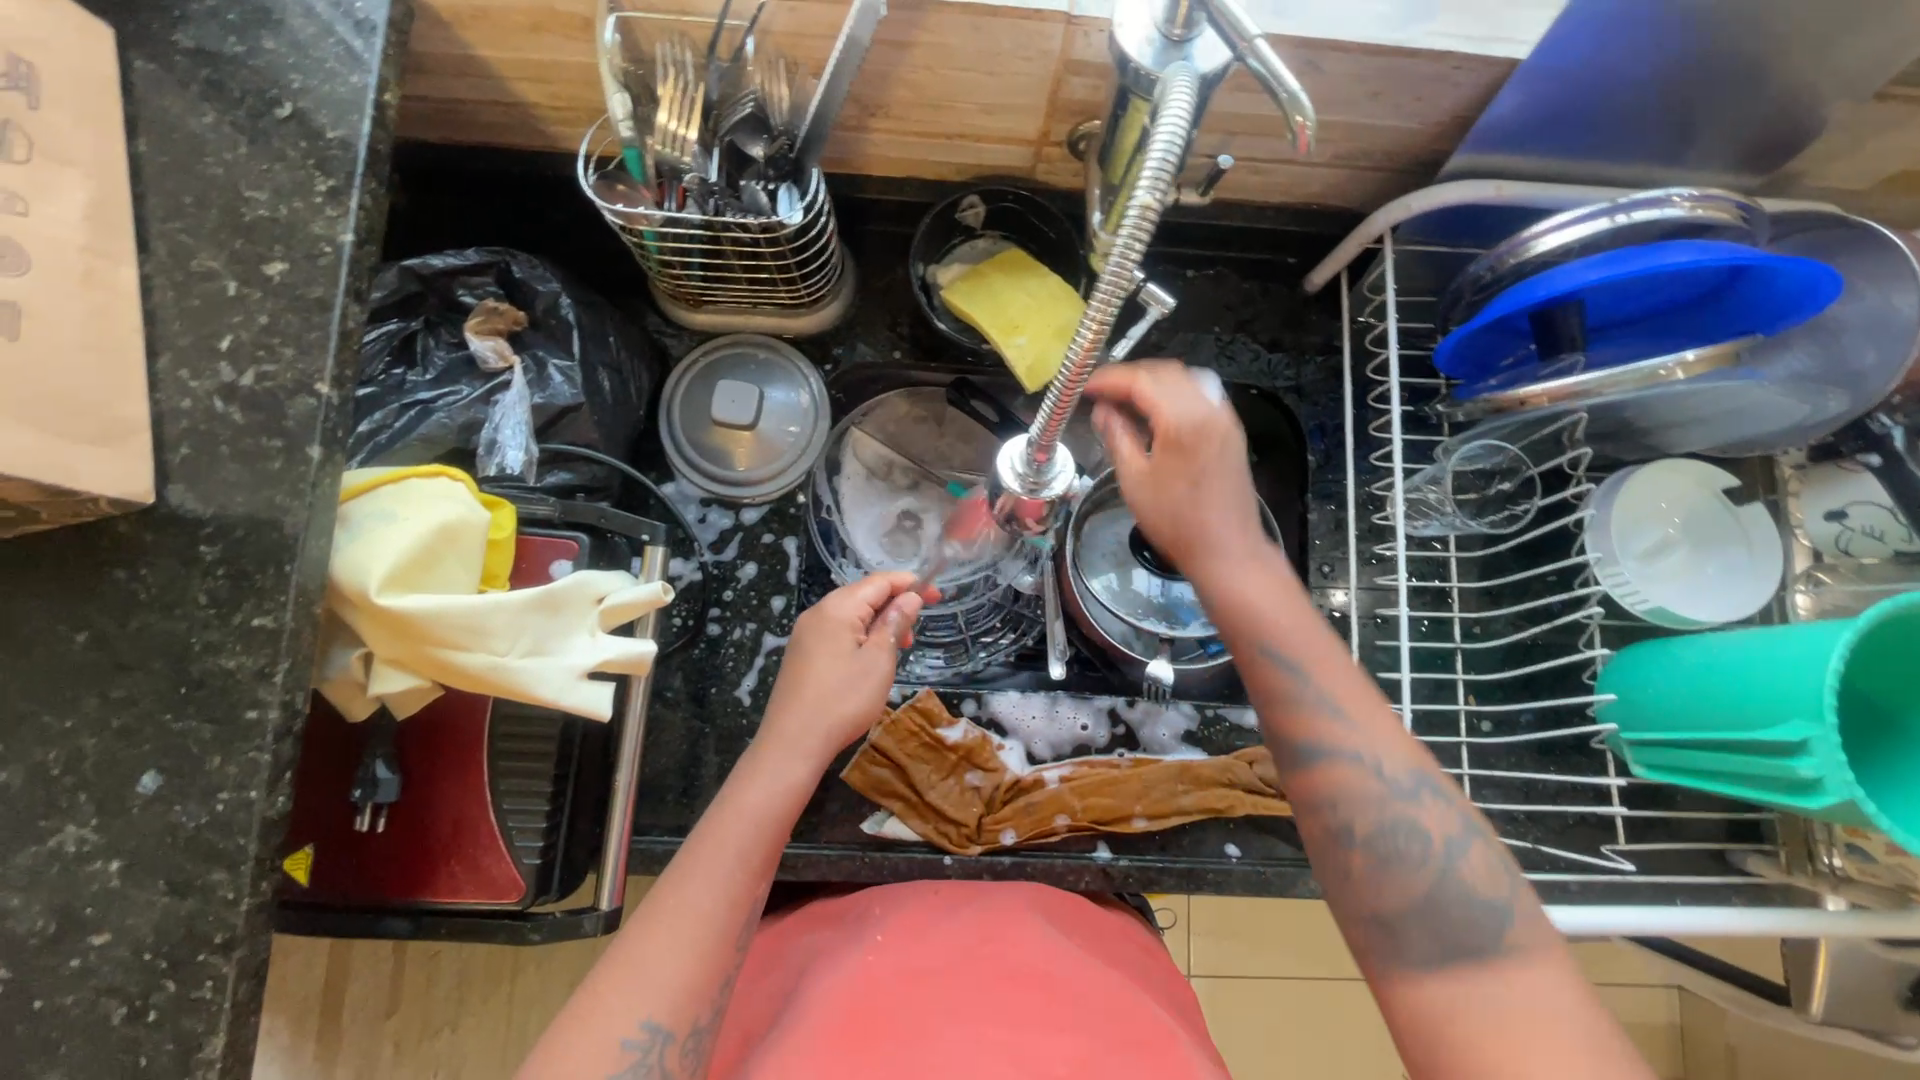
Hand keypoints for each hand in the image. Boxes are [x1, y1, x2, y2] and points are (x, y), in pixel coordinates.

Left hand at [758, 573, 933, 768]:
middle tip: (916, 632)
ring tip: (897, 649)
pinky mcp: (802, 653)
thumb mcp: (879, 660)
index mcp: (837, 607)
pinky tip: (869, 660)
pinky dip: (860, 637)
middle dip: (893, 606)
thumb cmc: (844, 700)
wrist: (793, 742)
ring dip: (878, 624)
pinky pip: (837, 632)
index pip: (879, 581)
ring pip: (850, 615)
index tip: (937, 596)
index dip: (910, 584)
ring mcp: (805, 633)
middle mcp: (818, 612)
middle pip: (862, 595)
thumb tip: (909, 597)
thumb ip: (895, 623)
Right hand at [1085, 360, 1270, 582]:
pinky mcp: (1231, 431)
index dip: (1109, 379)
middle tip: (1101, 392)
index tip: (1085, 387)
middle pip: (1165, 373)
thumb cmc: (1175, 521)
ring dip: (1153, 383)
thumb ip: (1117, 437)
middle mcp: (1208, 408)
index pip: (1141, 381)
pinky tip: (1156, 413)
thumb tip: (1103, 411)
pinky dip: (1174, 394)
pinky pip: (1201, 396)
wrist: (1227, 550)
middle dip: (1130, 377)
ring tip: (1125, 400)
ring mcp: (1224, 418)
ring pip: (1185, 380)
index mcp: (1183, 420)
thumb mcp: (1134, 480)